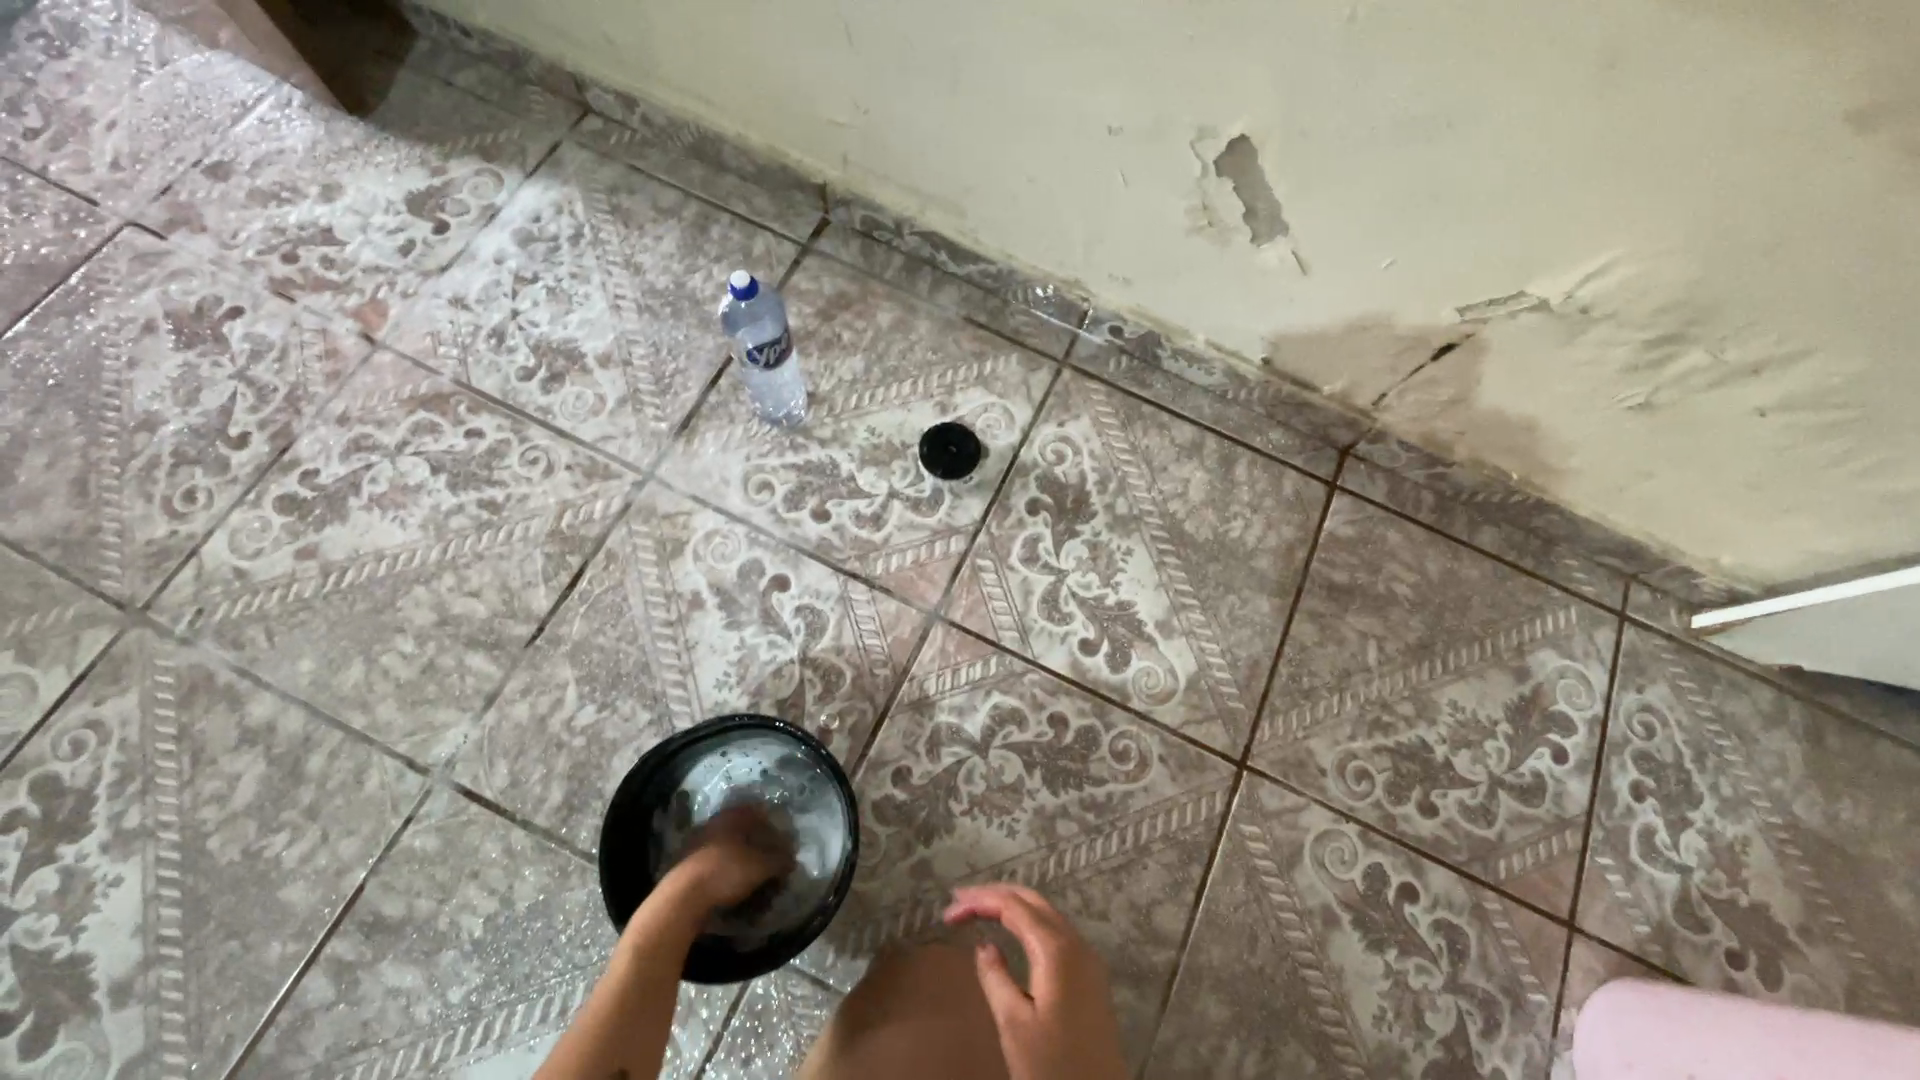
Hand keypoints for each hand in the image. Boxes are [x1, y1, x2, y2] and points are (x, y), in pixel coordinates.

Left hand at [669, 802, 794, 911]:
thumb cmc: (727, 871)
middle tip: (770, 863)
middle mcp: (714, 823)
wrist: (682, 897)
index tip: (783, 844)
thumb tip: (792, 859)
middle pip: (743, 831)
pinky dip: (727, 872)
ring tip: (754, 879)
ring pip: (728, 848)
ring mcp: (697, 843)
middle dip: (758, 846)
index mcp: (732, 816)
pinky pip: (715, 864)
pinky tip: (734, 887)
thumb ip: (780, 860)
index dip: (774, 827)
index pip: (759, 813)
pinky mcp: (687, 864)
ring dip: (742, 861)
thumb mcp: (762, 867)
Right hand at [943, 883, 1128, 1079]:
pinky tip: (1012, 933)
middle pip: (1032, 901)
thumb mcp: (1013, 1024)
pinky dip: (1029, 922)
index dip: (979, 901)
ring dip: (1012, 906)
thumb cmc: (1053, 1065)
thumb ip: (995, 977)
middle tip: (959, 900)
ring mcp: (1088, 959)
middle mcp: (1077, 943)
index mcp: (1056, 949)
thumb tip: (985, 946)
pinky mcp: (1090, 975)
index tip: (947, 913)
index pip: (1013, 906)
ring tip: (978, 909)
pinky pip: (1056, 932)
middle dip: (995, 894)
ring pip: (1046, 914)